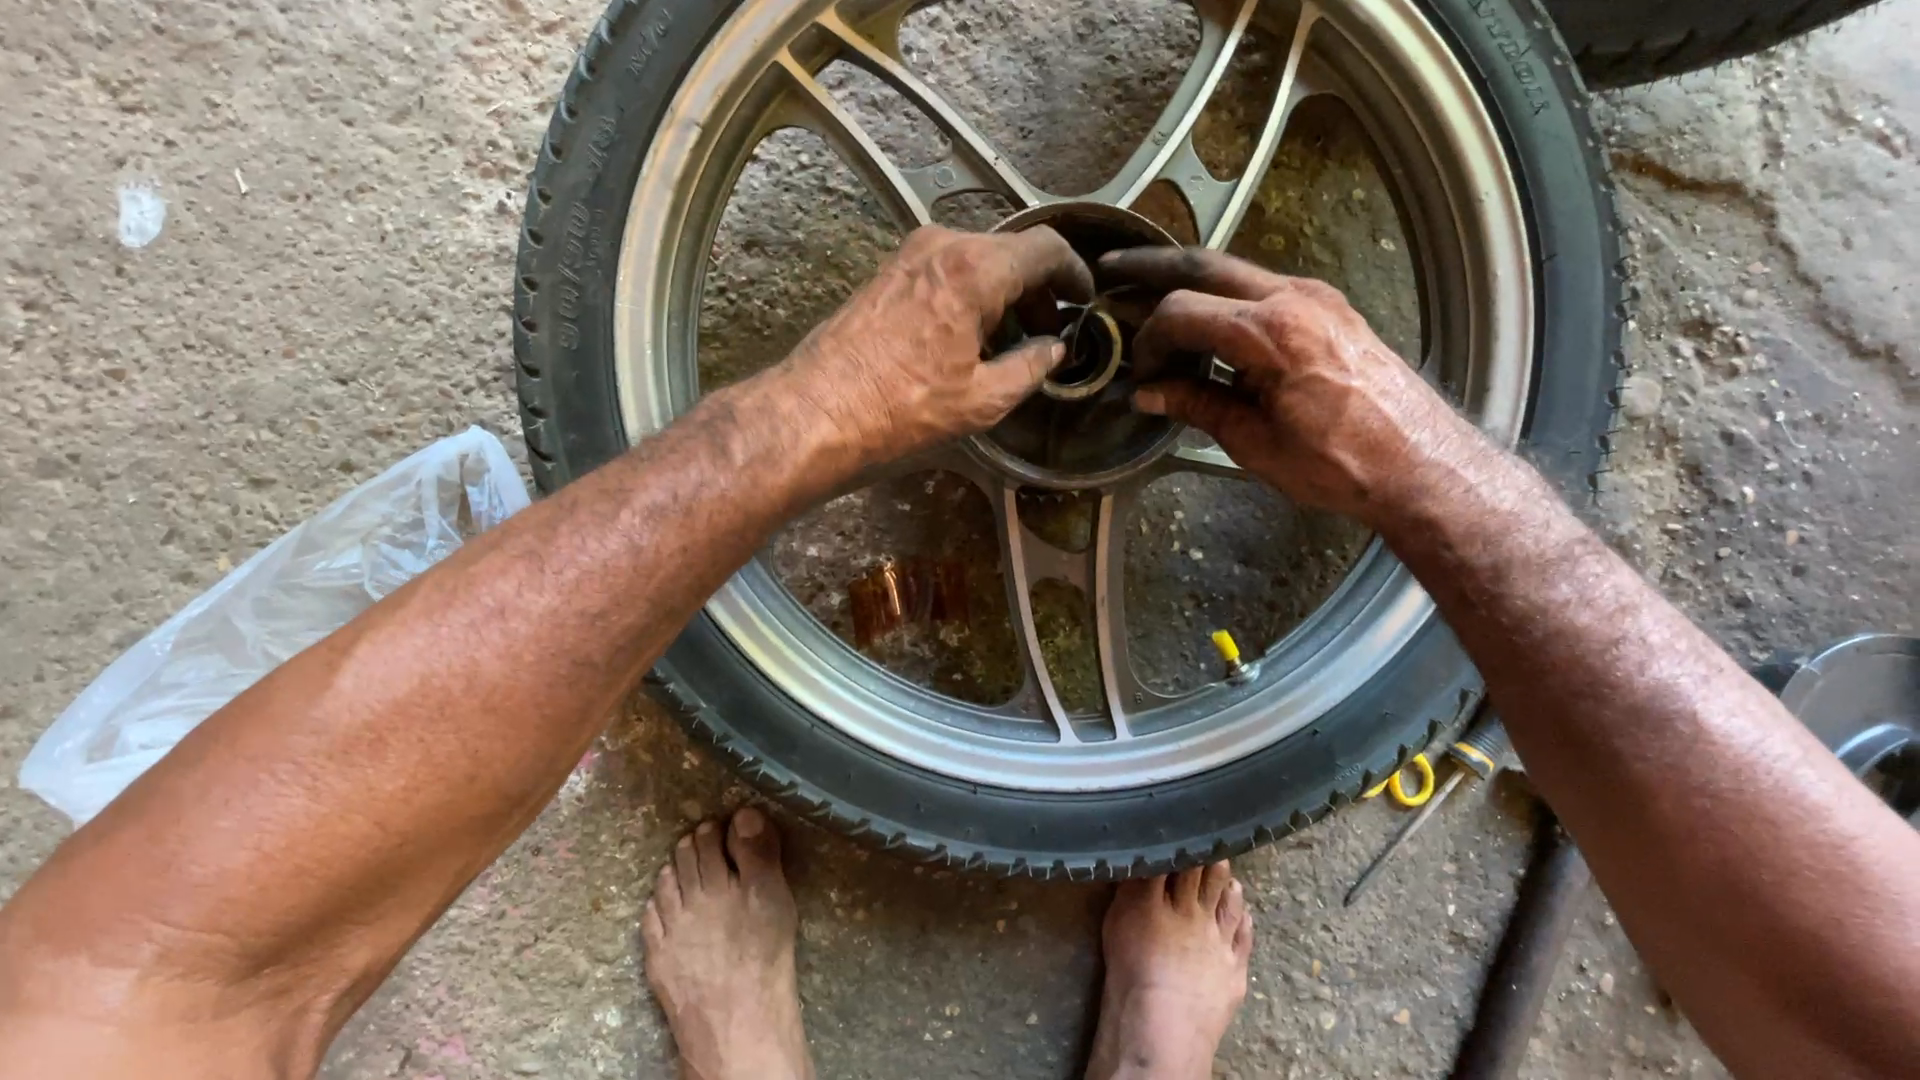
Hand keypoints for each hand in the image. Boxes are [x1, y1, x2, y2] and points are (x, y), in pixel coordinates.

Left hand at [776, 225, 1093, 466]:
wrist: (818, 410)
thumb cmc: (903, 408)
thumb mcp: (982, 398)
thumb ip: (1030, 367)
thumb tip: (1052, 351)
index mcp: (975, 268)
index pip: (1046, 248)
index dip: (1074, 273)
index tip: (1083, 301)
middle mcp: (942, 245)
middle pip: (1011, 252)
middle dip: (1038, 290)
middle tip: (1046, 334)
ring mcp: (909, 254)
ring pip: (977, 260)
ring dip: (1003, 294)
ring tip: (1010, 343)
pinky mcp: (888, 272)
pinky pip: (946, 271)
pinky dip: (971, 295)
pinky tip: (970, 338)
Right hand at [1101, 248, 1477, 522]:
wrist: (1421, 464)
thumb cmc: (1338, 463)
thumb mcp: (1253, 442)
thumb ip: (1197, 406)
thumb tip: (1148, 394)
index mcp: (1269, 333)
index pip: (1181, 311)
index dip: (1148, 339)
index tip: (1139, 373)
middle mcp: (1293, 297)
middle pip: (1204, 264)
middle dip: (1152, 265)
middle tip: (1111, 266)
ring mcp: (1316, 296)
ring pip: (1235, 270)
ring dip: (1189, 279)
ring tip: (1149, 290)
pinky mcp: (1329, 308)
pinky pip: (1263, 286)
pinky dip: (1224, 295)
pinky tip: (1207, 318)